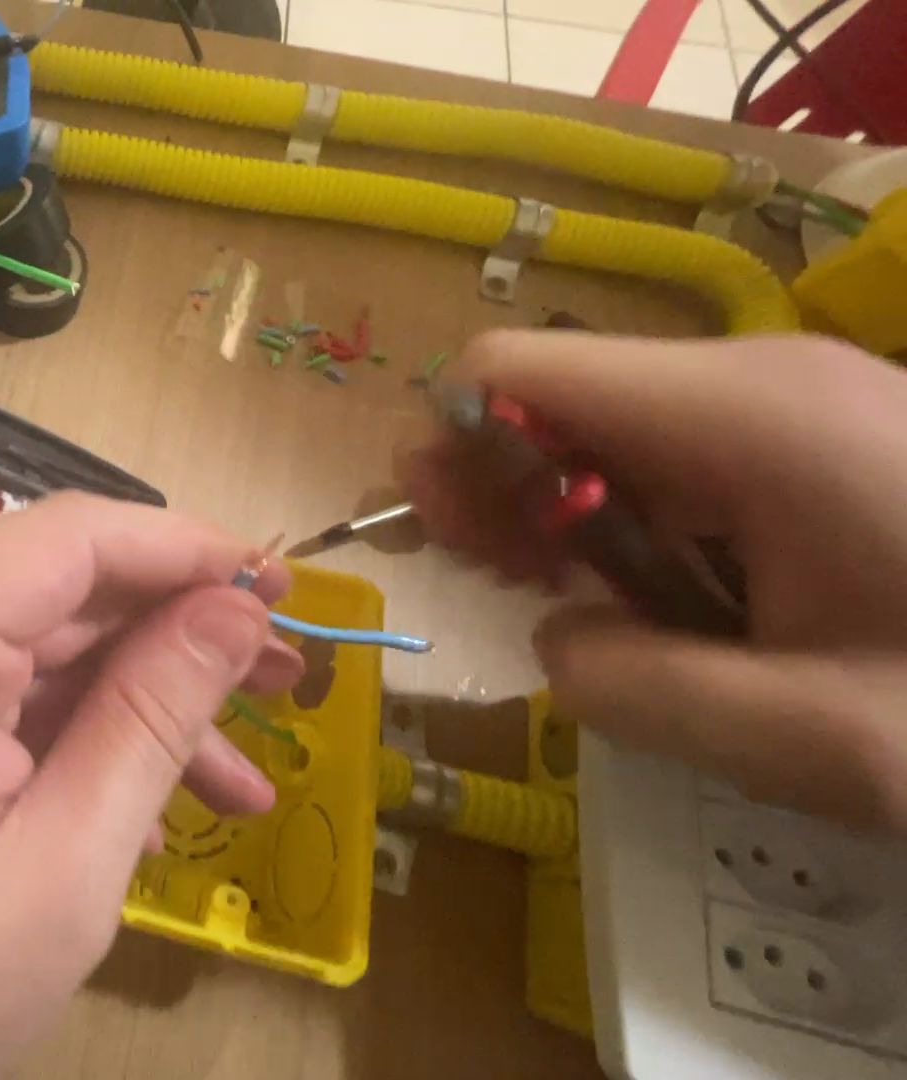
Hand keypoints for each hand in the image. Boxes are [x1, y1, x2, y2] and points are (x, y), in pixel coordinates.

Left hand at [0, 493, 304, 1077]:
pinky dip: (87, 732)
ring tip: (247, 757)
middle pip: (59, 589)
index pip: (64, 540)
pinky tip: (167, 796)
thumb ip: (148, 721)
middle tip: (285, 671)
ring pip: (47, 647)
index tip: (274, 581)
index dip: (179, 545)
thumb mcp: (60, 866)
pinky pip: (12, 695)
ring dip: (145, 695)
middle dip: (178, 627)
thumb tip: (235, 611)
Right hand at [404, 330, 906, 831]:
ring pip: (585, 428)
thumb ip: (628, 685)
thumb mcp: (822, 740)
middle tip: (504, 580)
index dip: (446, 447)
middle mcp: (749, 378)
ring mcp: (781, 402)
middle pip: (536, 396)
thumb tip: (557, 634)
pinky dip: (605, 516)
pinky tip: (638, 582)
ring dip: (542, 509)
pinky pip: (648, 453)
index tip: (458, 545)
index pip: (505, 367)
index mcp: (741, 412)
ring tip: (567, 590)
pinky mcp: (802, 436)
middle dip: (486, 487)